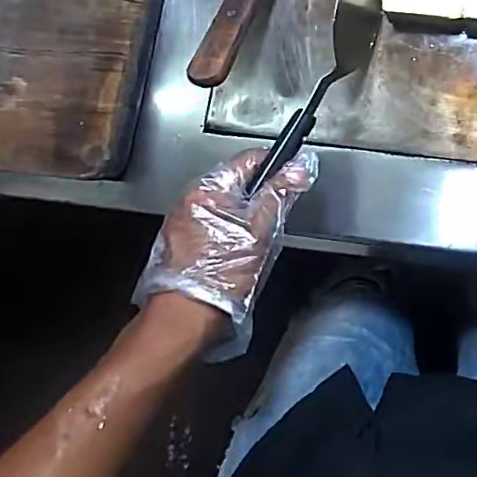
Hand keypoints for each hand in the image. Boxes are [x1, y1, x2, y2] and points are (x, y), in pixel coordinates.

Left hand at [133, 149, 318, 325]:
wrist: (184, 318)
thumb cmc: (220, 277)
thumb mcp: (261, 230)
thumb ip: (281, 193)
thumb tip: (299, 167)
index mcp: (210, 188)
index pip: (250, 158)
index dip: (276, 165)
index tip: (290, 178)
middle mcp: (190, 197)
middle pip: (236, 181)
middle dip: (258, 195)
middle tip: (272, 218)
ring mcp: (181, 218)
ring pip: (224, 203)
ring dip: (241, 213)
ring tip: (252, 239)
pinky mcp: (177, 239)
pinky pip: (209, 221)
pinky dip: (225, 229)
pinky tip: (232, 251)